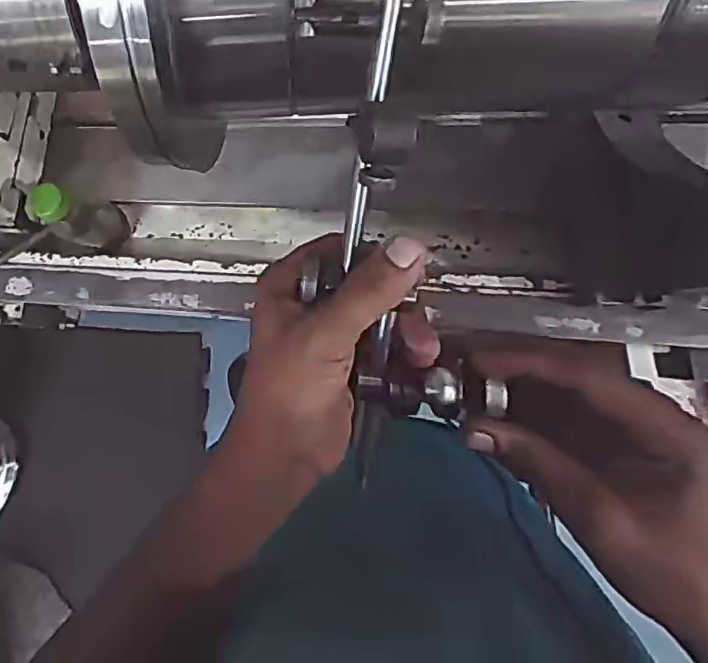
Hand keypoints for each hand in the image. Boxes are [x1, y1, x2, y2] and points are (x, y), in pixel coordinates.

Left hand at [221, 234, 435, 480]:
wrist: (285, 458)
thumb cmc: (291, 389)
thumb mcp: (327, 332)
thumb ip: (369, 290)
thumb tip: (408, 248)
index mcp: (289, 285)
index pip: (337, 251)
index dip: (372, 256)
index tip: (409, 266)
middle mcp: (309, 304)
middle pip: (366, 285)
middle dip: (398, 304)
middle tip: (418, 326)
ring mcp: (331, 336)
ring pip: (381, 317)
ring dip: (407, 332)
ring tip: (422, 354)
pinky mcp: (351, 364)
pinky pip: (385, 346)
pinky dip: (404, 354)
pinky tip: (419, 367)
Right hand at [467, 342, 707, 662]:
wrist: (705, 615)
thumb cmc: (667, 570)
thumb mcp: (600, 518)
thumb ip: (539, 464)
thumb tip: (473, 427)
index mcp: (666, 425)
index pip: (589, 375)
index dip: (530, 362)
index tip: (481, 360)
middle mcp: (649, 411)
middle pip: (573, 371)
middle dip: (516, 364)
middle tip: (465, 360)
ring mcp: (630, 423)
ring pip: (562, 386)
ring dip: (514, 382)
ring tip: (467, 379)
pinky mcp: (611, 437)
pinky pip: (561, 410)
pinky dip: (523, 407)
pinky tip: (490, 406)